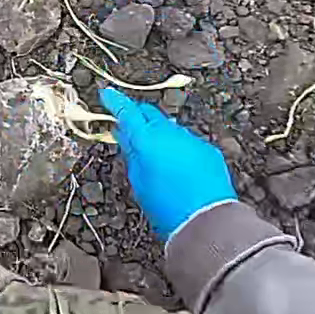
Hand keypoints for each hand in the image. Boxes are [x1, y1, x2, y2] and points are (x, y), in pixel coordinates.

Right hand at [100, 87, 235, 239]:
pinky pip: (188, 142)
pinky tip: (178, 166)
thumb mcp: (139, 182)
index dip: (115, 102)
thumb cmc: (166, 207)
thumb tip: (123, 134)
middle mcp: (171, 133)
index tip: (107, 93)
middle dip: (139, 117)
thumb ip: (131, 153)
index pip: (128, 113)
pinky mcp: (207, 149)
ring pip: (170, 128)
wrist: (205, 220)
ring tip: (155, 155)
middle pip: (150, 114)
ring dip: (160, 135)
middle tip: (129, 126)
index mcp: (148, 140)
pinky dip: (179, 148)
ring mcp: (191, 139)